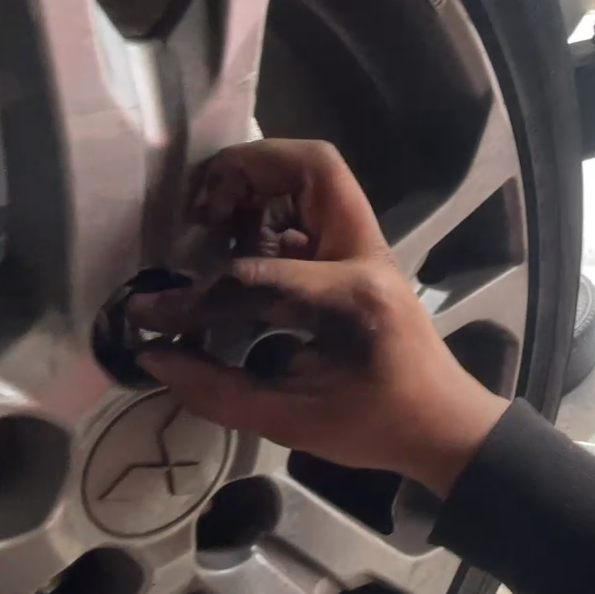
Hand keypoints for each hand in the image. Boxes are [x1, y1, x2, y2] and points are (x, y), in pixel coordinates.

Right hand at [135, 140, 509, 494]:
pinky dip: (276, 214)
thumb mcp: (294, 423)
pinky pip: (319, 211)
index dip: (193, 298)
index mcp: (351, 301)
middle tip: (203, 216)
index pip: (255, 276)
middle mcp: (367, 259)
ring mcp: (372, 253)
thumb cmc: (379, 427)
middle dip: (246, 170)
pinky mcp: (368, 259)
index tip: (149, 314)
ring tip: (218, 228)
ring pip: (320, 177)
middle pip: (315, 166)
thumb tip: (155, 354)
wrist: (446, 424)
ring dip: (262, 185)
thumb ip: (219, 391)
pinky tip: (246, 251)